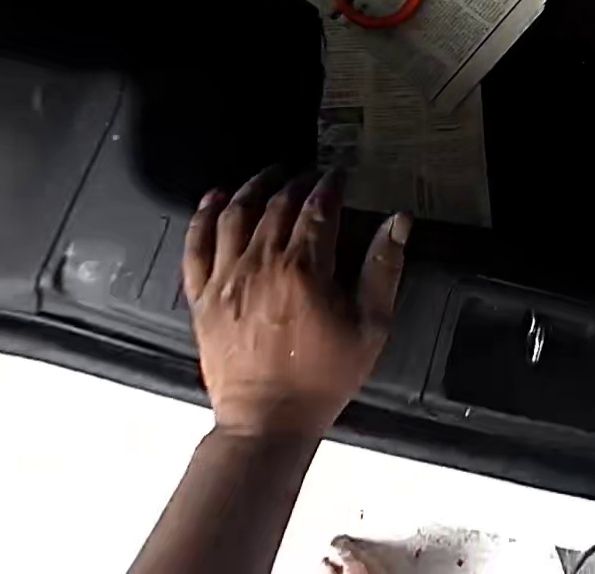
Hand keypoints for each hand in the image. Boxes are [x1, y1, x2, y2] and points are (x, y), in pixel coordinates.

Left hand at [182, 167, 410, 438]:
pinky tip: (215, 198)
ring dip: (255, 187)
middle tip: (312, 173)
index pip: (318, 208)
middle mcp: (262, 265)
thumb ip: (384, 267)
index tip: (339, 173)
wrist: (267, 421)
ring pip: (236, 215)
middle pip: (278, 205)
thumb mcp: (372, 323)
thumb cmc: (325, 373)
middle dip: (298, 181)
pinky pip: (196, 248)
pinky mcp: (202, 299)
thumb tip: (399, 221)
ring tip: (271, 174)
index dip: (330, 184)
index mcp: (305, 269)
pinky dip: (203, 218)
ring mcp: (226, 280)